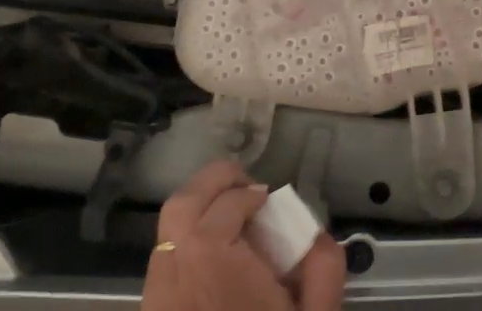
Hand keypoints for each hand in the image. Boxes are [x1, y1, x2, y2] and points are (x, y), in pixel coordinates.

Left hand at [141, 160, 346, 310]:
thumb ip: (324, 271)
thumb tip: (317, 237)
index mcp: (216, 260)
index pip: (231, 203)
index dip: (254, 196)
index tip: (272, 203)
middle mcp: (177, 270)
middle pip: (183, 205)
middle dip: (216, 184)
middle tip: (246, 190)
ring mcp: (156, 297)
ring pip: (166, 233)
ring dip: (198, 214)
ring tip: (230, 224)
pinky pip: (162, 264)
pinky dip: (185, 246)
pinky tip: (212, 266)